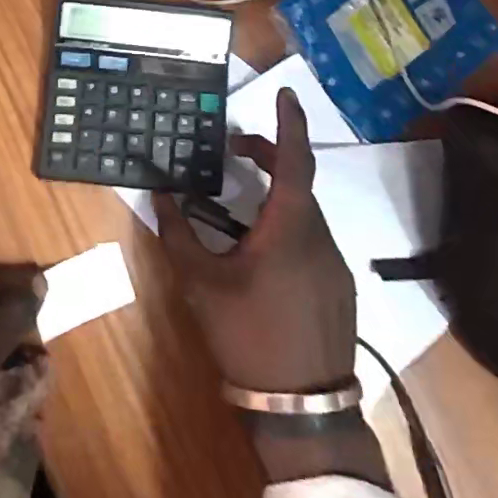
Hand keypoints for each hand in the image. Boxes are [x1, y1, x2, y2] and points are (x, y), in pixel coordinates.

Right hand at [151, 88, 357, 392]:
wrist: (301, 405)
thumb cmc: (248, 334)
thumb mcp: (203, 283)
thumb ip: (178, 234)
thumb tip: (159, 195)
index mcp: (289, 225)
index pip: (295, 157)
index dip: (290, 121)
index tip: (284, 92)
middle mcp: (319, 233)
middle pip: (296, 179)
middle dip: (267, 155)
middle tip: (232, 149)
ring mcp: (334, 260)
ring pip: (303, 210)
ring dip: (274, 194)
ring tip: (236, 204)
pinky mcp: (338, 283)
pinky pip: (311, 236)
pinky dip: (286, 224)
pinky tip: (260, 252)